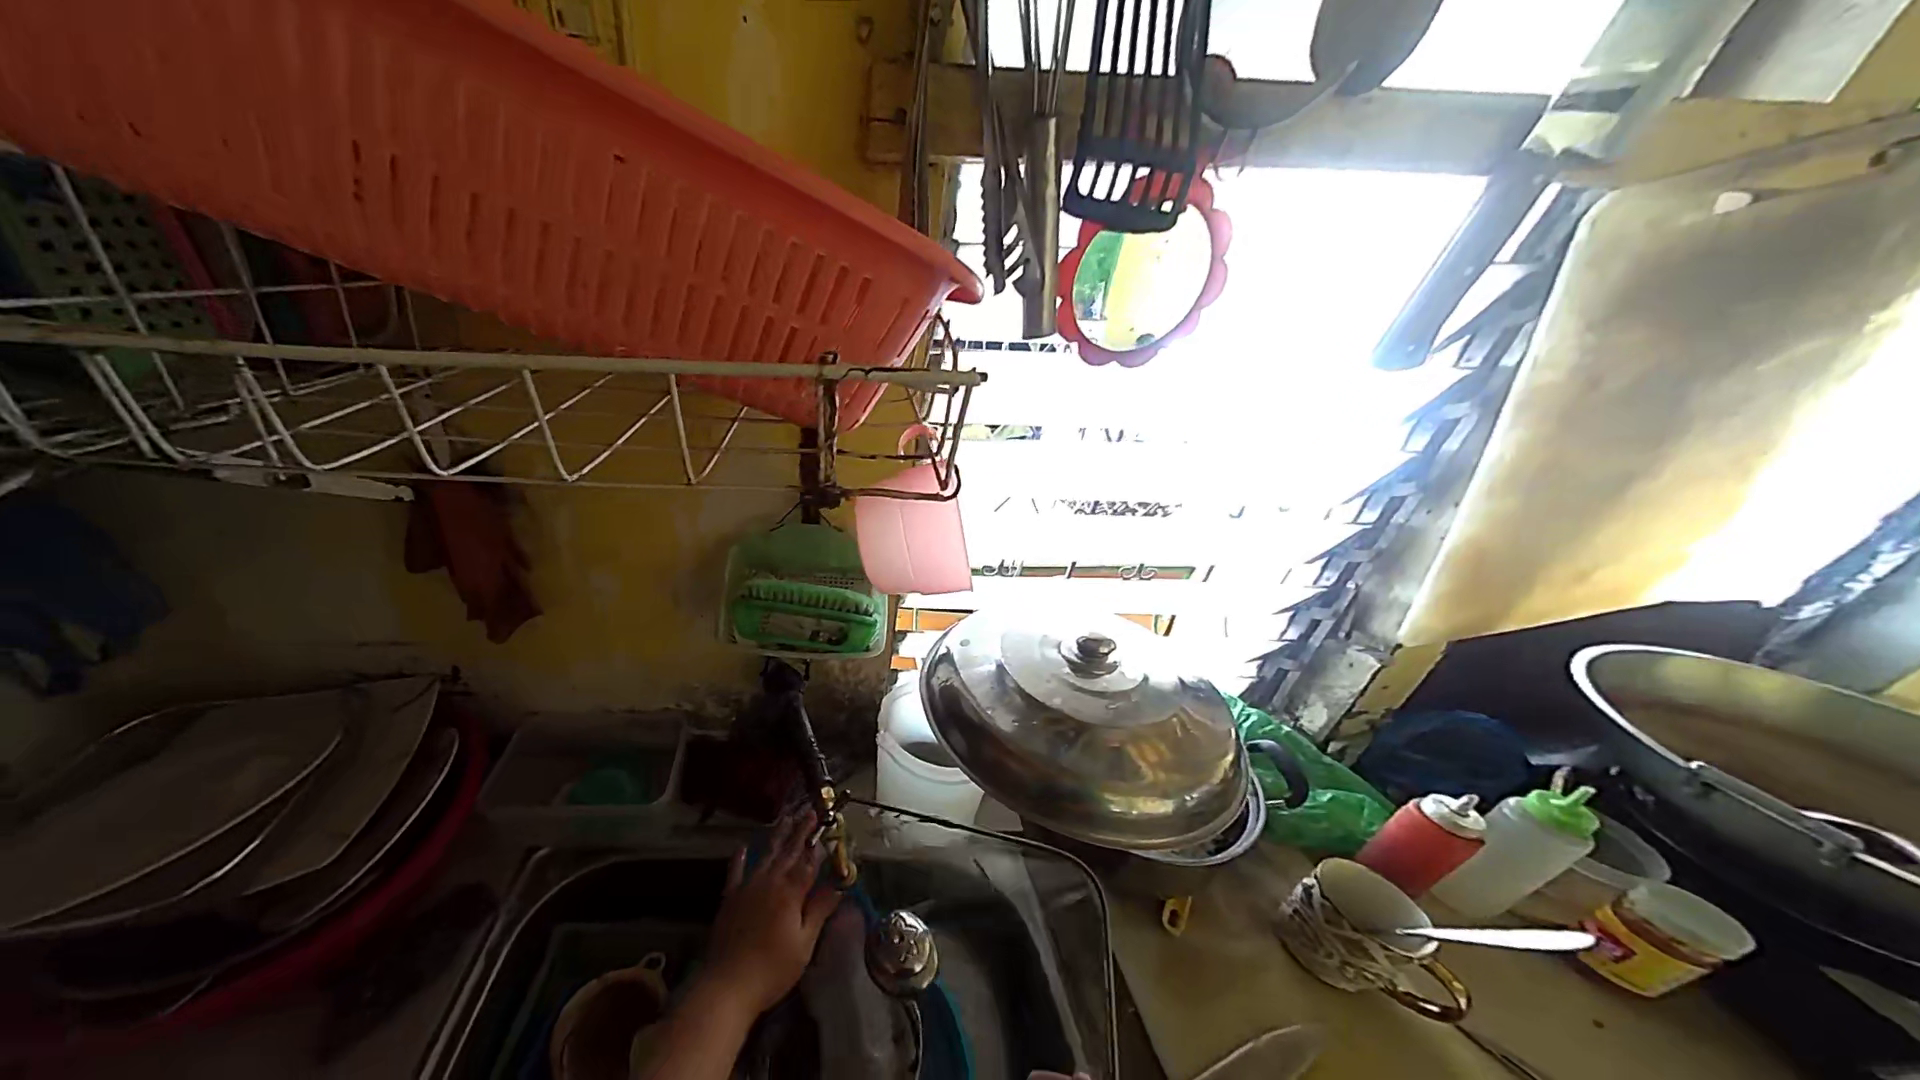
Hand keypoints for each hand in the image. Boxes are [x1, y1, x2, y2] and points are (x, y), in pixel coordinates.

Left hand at [699, 807, 842, 1015]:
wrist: (726, 986)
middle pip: (788, 851)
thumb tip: (838, 886)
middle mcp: (769, 882)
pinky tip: (743, 847)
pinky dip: (740, 858)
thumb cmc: (772, 969)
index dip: (819, 845)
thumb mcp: (804, 943)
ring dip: (777, 836)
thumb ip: (819, 910)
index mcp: (790, 892)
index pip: (809, 861)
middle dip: (801, 830)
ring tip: (786, 818)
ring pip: (766, 855)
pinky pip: (736, 872)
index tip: (827, 827)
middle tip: (810, 811)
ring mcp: (747, 888)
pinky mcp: (730, 899)